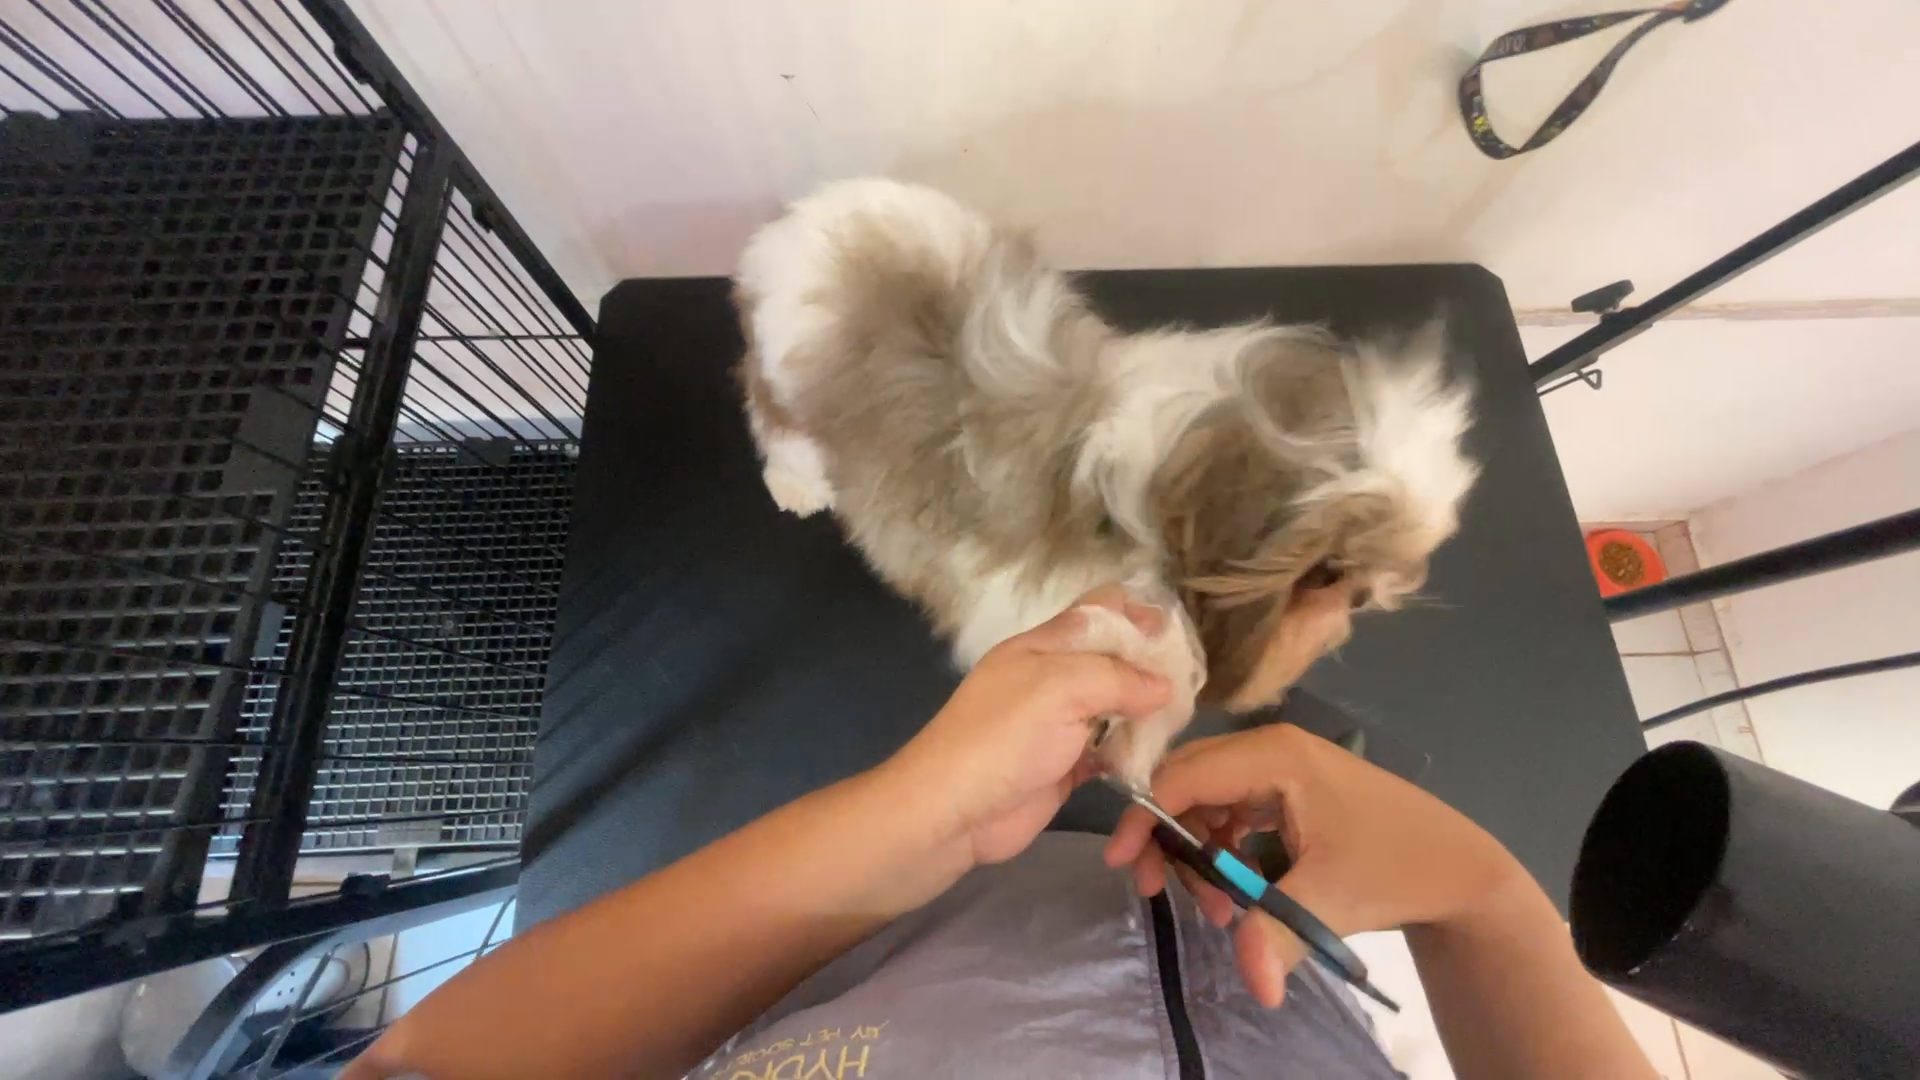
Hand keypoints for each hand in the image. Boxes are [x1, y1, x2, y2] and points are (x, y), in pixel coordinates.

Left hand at [884, 587, 1172, 867]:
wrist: (954, 810)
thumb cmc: (1004, 736)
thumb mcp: (1060, 687)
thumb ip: (1116, 677)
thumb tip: (1163, 686)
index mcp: (1044, 645)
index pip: (1096, 611)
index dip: (1136, 614)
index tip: (1174, 637)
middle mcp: (1052, 678)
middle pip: (1110, 659)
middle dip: (1148, 666)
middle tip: (1189, 684)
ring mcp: (1058, 724)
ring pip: (1113, 706)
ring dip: (1145, 711)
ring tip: (1181, 719)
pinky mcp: (1063, 765)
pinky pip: (1107, 750)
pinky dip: (1131, 751)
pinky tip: (1155, 755)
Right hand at [1103, 724, 1527, 1006]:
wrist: (1462, 866)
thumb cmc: (1399, 866)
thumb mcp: (1336, 898)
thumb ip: (1280, 932)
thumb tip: (1251, 987)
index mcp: (1274, 755)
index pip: (1186, 775)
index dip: (1146, 815)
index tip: (1121, 861)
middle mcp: (1266, 748)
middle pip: (1186, 779)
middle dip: (1164, 835)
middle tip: (1154, 887)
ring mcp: (1275, 765)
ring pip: (1203, 795)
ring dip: (1193, 848)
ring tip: (1214, 908)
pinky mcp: (1282, 788)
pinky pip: (1227, 808)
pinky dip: (1218, 847)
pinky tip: (1235, 889)